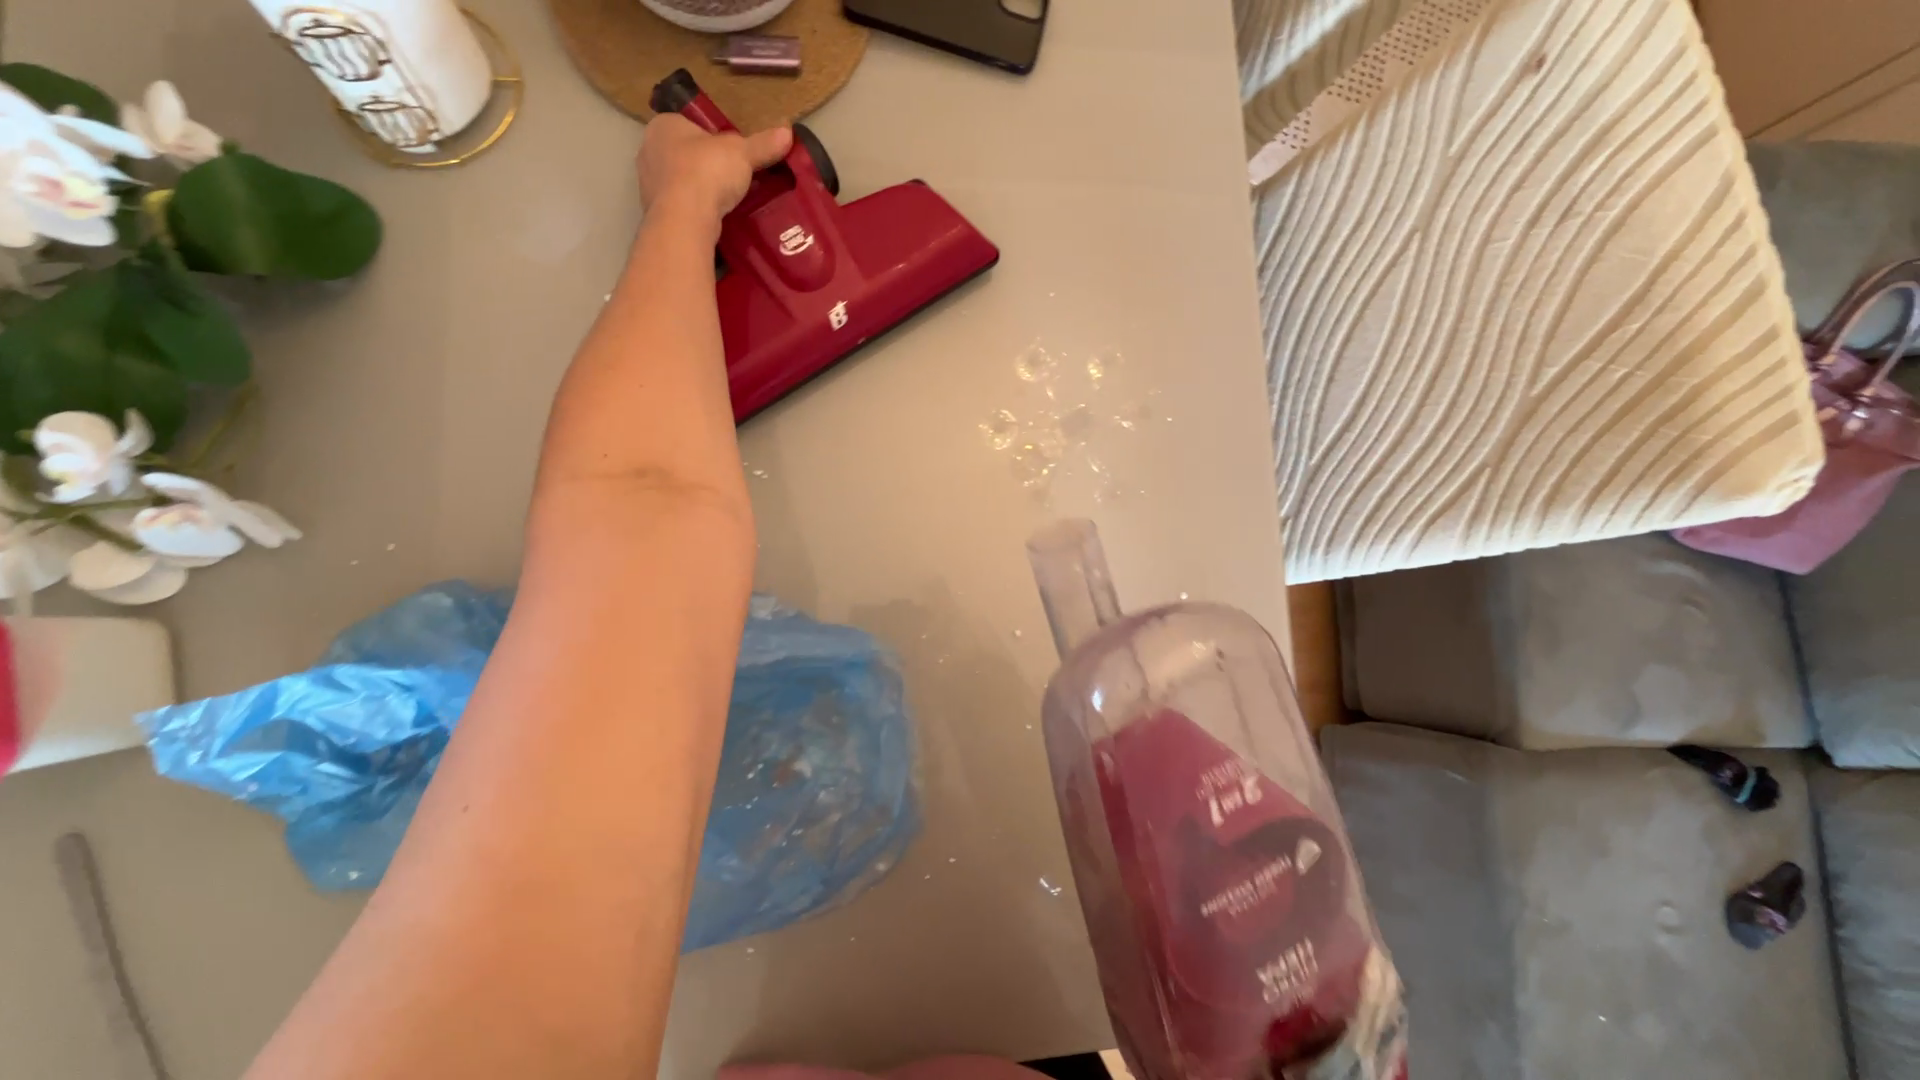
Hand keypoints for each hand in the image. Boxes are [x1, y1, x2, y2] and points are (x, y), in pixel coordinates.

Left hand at [638, 114, 792, 224]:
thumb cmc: (707, 171)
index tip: (729, 153)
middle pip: (683, 154)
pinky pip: (679, 208)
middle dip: (704, 165)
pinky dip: (694, 212)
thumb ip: (763, 144)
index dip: (710, 137)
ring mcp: (647, 184)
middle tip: (731, 178)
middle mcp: (648, 151)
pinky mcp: (654, 213)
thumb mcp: (742, 153)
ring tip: (725, 202)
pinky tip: (712, 219)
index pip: (688, 125)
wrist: (684, 219)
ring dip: (699, 190)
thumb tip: (787, 132)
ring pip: (679, 183)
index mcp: (664, 125)